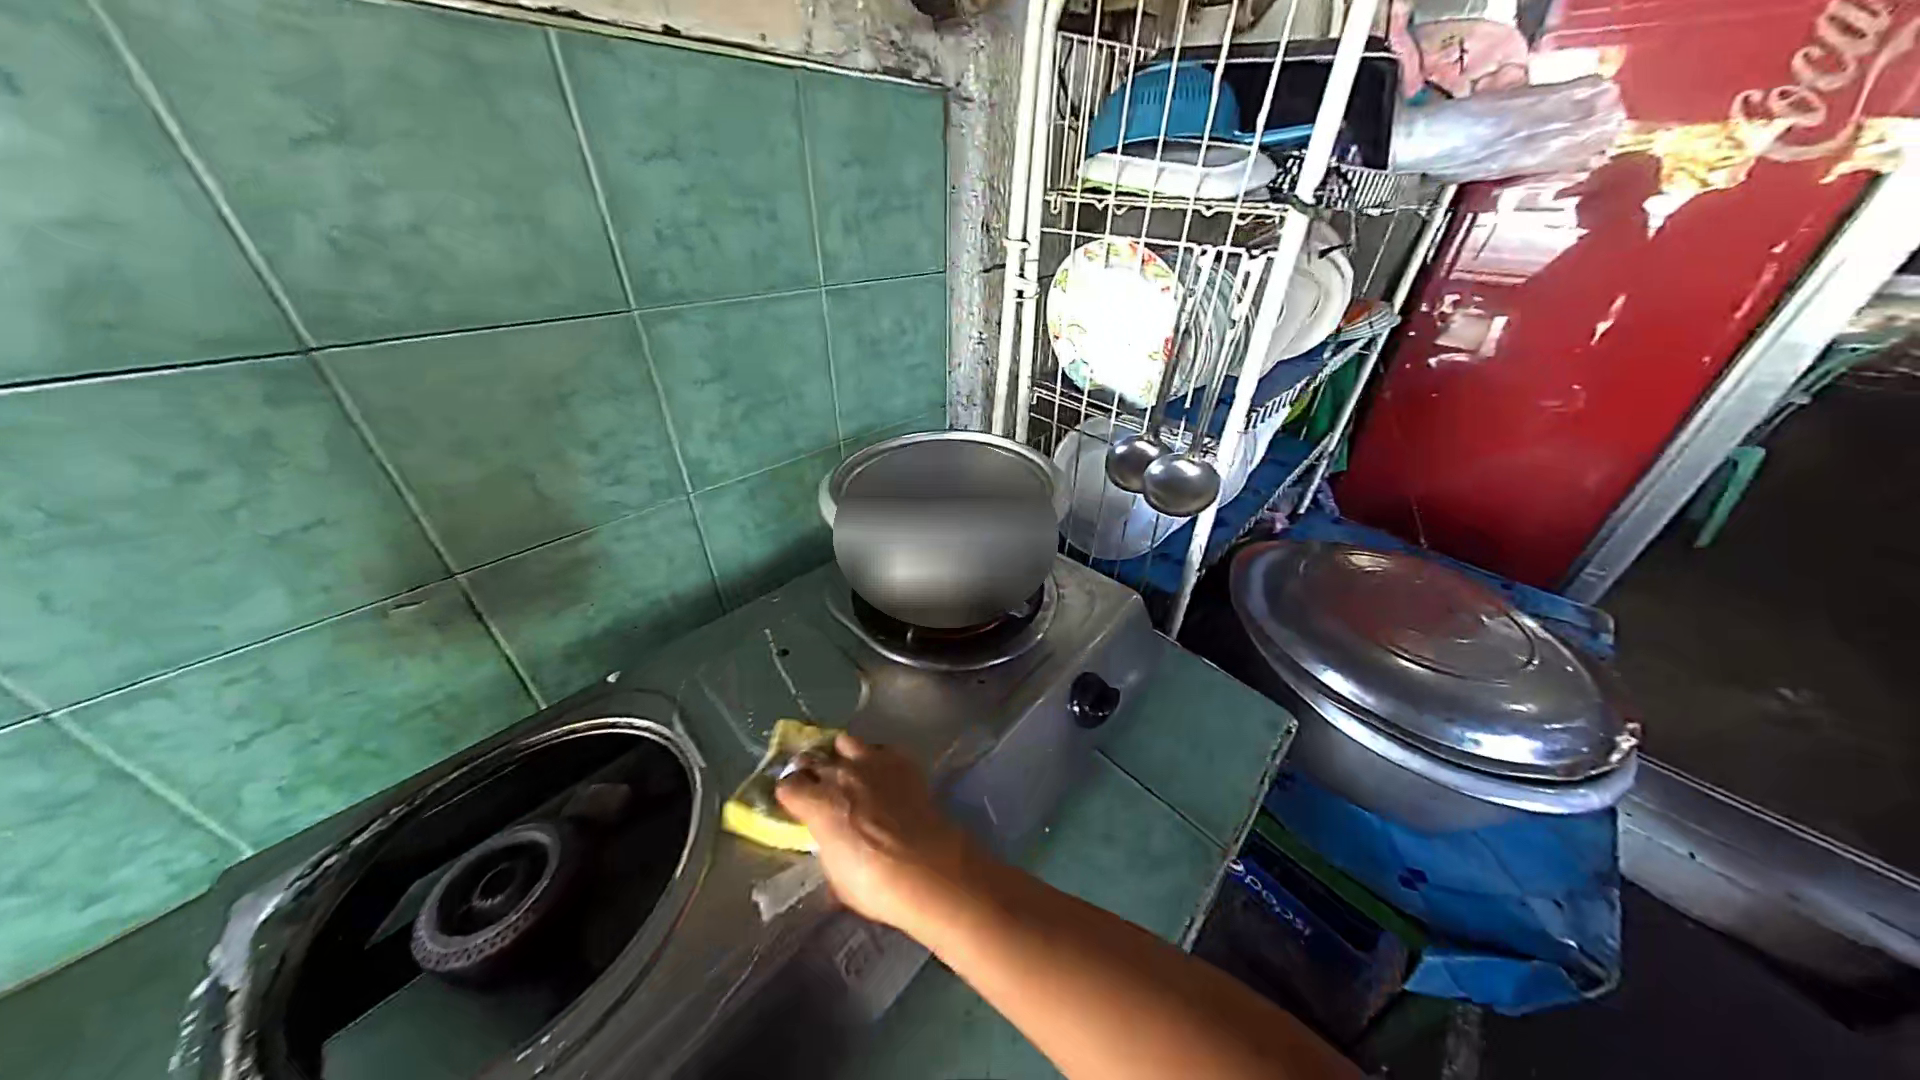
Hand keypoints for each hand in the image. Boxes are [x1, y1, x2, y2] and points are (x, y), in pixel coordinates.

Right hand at [774, 734, 983, 933]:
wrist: (927, 867)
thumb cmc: (874, 883)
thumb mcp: (835, 875)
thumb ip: (826, 847)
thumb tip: (829, 841)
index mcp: (816, 803)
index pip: (787, 785)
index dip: (790, 796)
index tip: (796, 805)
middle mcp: (839, 774)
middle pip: (812, 758)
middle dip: (811, 771)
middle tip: (819, 787)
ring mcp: (872, 762)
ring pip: (845, 742)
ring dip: (842, 756)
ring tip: (850, 771)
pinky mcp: (902, 760)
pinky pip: (880, 749)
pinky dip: (877, 758)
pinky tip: (883, 774)